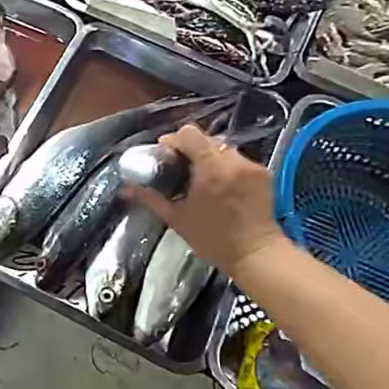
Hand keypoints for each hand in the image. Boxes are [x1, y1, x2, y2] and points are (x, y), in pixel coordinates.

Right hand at [126, 125, 288, 276]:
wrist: (255, 253)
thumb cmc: (212, 239)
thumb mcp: (176, 218)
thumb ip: (150, 199)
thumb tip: (125, 189)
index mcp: (211, 169)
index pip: (190, 135)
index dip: (173, 140)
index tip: (164, 155)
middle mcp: (233, 161)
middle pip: (207, 140)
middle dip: (190, 150)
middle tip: (178, 169)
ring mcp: (251, 166)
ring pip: (223, 149)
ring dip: (208, 158)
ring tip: (199, 179)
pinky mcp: (263, 173)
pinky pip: (238, 161)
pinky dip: (224, 168)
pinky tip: (218, 186)